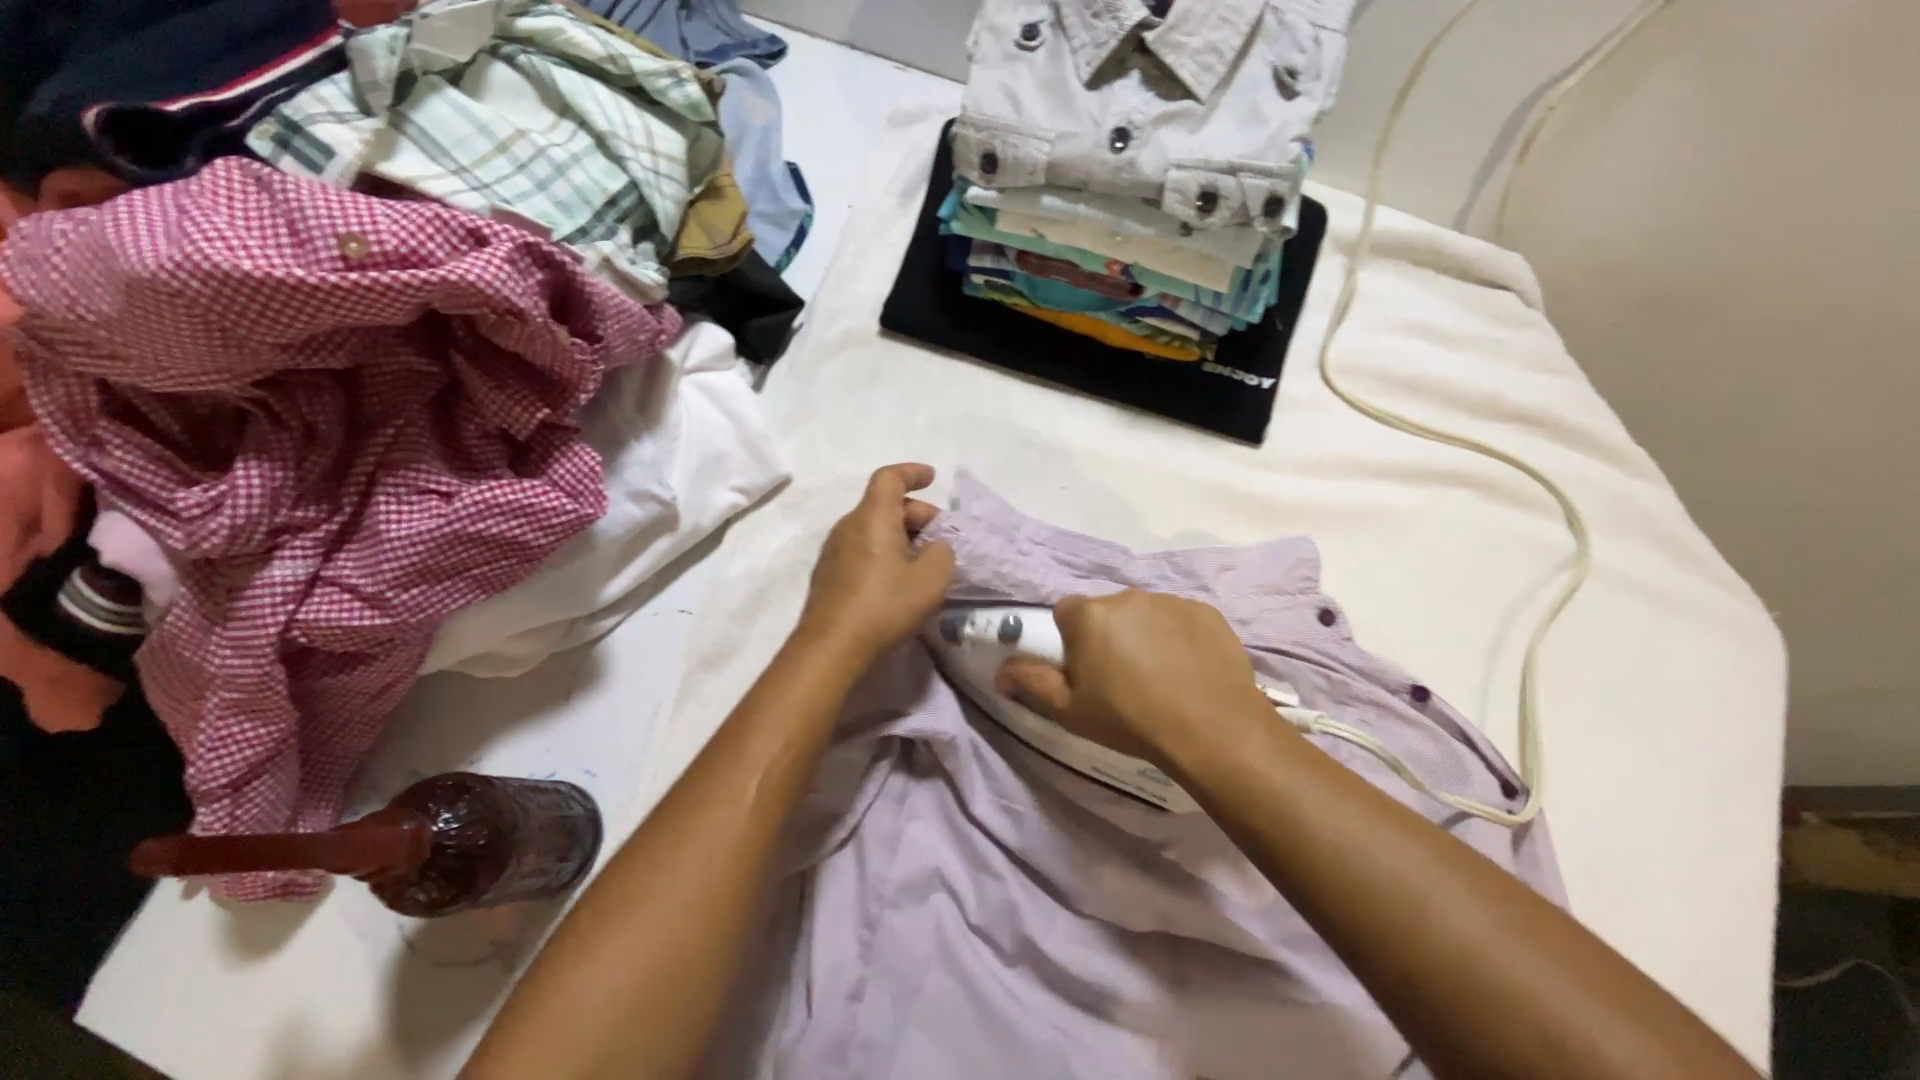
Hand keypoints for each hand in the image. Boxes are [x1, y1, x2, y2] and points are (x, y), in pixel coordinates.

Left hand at [797, 464, 955, 663]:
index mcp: (872, 517)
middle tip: (940, 536)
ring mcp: (834, 552)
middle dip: (916, 513)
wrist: (832, 647)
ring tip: (924, 561)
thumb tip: (935, 546)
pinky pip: (862, 550)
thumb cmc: (885, 606)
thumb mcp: (932, 579)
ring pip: (873, 529)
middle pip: (883, 505)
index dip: (912, 473)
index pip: (890, 478)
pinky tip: (899, 580)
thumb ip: (942, 553)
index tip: (932, 477)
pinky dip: (884, 553)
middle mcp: (848, 526)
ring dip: (900, 536)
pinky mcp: (829, 576)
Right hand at [995, 590, 1273, 765]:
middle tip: (1120, 679)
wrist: (1212, 729)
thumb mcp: (1069, 711)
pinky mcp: (1207, 612)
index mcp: (1089, 615)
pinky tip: (1189, 671)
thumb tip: (1001, 672)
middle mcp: (1128, 597)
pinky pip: (1181, 620)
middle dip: (1108, 636)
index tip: (1083, 670)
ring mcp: (1171, 601)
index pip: (1065, 613)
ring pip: (1145, 614)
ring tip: (1160, 677)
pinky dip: (1180, 638)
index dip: (1071, 640)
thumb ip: (1030, 683)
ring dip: (1144, 635)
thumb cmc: (1130, 720)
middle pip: (1106, 612)